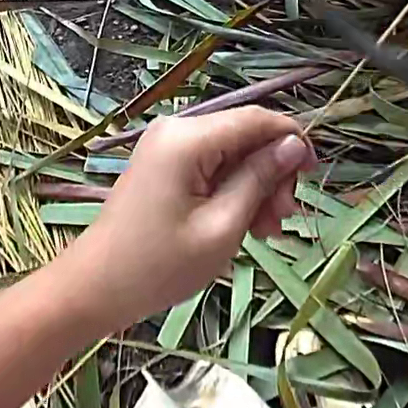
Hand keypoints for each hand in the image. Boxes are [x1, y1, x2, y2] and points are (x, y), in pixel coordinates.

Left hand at [53, 108, 315, 332]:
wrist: (93, 289)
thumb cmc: (157, 266)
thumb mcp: (221, 227)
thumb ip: (260, 179)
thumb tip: (295, 146)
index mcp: (187, 137)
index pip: (256, 118)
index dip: (292, 139)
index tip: (314, 173)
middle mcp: (177, 128)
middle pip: (246, 135)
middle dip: (272, 172)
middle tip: (283, 219)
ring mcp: (169, 144)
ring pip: (233, 151)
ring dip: (257, 185)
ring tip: (266, 230)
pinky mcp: (166, 162)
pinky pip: (213, 164)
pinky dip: (234, 189)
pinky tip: (245, 223)